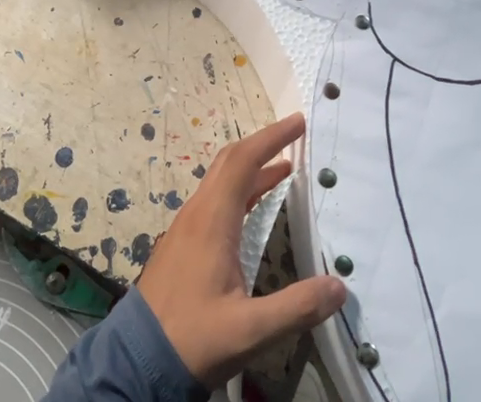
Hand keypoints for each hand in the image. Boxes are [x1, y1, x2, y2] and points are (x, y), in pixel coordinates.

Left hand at [137, 112, 346, 385]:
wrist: (140, 359)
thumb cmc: (194, 338)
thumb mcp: (251, 329)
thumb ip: (297, 306)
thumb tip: (339, 286)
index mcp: (212, 221)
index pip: (243, 162)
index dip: (271, 138)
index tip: (297, 122)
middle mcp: (197, 214)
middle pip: (229, 163)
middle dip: (262, 144)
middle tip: (295, 135)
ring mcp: (187, 228)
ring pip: (221, 183)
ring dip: (252, 169)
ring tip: (286, 168)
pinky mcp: (184, 244)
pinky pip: (215, 202)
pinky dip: (241, 191)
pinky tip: (255, 208)